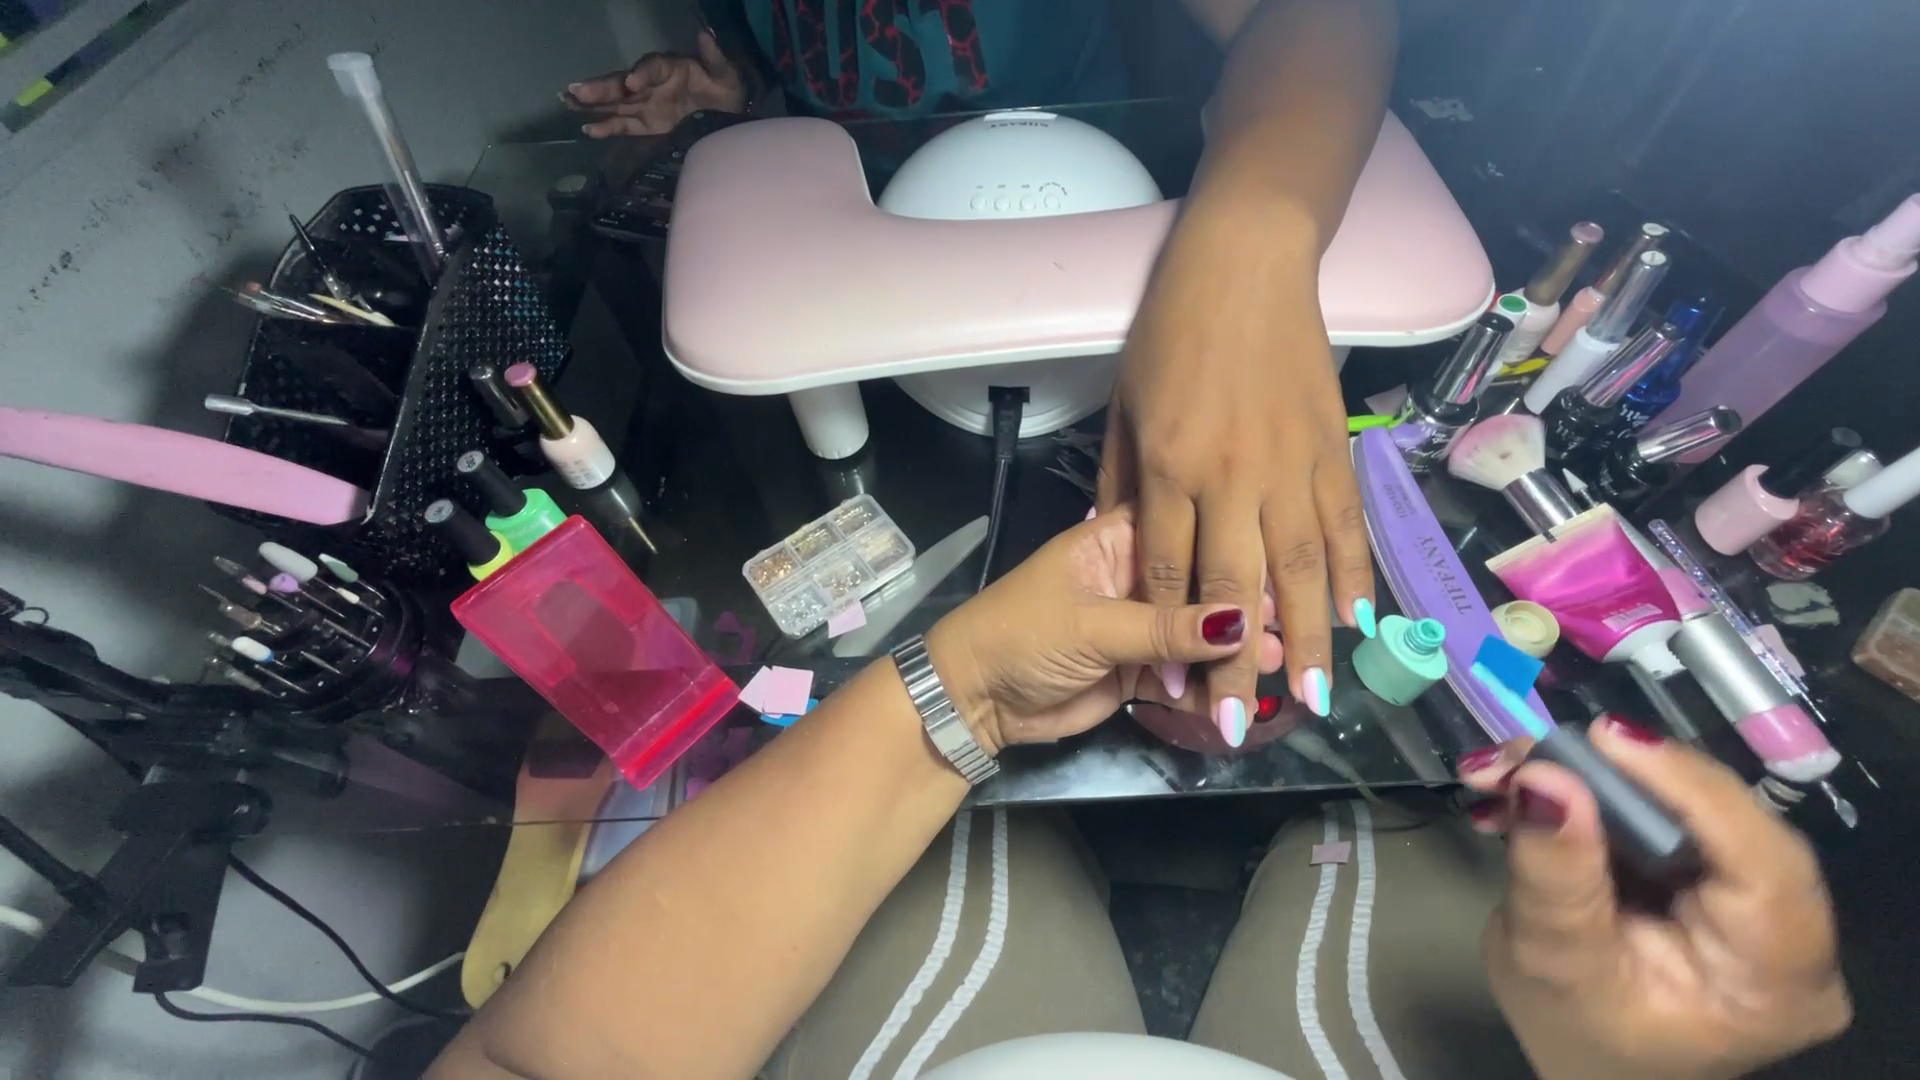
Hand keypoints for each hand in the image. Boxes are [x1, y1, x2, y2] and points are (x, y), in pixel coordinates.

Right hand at [561, 31, 746, 137]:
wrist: (726, 107)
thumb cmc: (724, 84)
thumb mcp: (724, 71)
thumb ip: (714, 58)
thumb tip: (706, 36)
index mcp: (668, 67)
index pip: (651, 68)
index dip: (642, 74)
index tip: (632, 83)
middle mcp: (650, 83)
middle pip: (622, 84)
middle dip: (601, 88)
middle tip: (577, 90)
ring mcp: (646, 103)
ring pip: (615, 103)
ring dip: (592, 104)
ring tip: (567, 102)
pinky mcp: (647, 123)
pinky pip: (625, 125)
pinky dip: (608, 128)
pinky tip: (588, 130)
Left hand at [924, 506, 1280, 754]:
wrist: (977, 698)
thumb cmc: (1022, 636)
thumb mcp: (1092, 626)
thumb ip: (1164, 628)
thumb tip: (1241, 624)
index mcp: (1116, 542)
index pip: (1185, 533)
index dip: (1231, 551)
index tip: (1280, 571)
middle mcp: (1135, 577)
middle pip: (1199, 587)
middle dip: (1241, 610)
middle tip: (1290, 627)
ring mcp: (1138, 626)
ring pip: (1196, 636)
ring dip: (1232, 653)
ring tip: (1279, 665)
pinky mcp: (1137, 670)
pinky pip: (1181, 677)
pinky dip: (1207, 690)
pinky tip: (1241, 701)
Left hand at [1098, 197, 1373, 741]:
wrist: (1243, 264)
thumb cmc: (1166, 335)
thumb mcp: (1121, 410)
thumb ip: (1119, 485)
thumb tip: (1115, 546)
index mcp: (1167, 469)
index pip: (1170, 571)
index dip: (1172, 638)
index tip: (1175, 690)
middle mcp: (1230, 477)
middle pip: (1233, 586)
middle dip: (1236, 664)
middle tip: (1244, 726)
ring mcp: (1289, 463)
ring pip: (1299, 568)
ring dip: (1307, 638)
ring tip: (1313, 696)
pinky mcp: (1332, 448)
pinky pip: (1344, 525)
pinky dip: (1353, 575)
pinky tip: (1358, 619)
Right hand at [1458, 718, 1850, 1079]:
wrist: (1583, 1056)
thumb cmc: (1574, 1028)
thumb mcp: (1550, 957)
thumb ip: (1553, 872)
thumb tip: (1543, 779)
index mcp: (1771, 975)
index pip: (1762, 863)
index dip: (1691, 789)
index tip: (1605, 738)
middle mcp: (1781, 930)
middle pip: (1715, 822)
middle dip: (1610, 774)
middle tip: (1518, 755)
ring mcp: (1741, 901)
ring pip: (1672, 806)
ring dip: (1577, 777)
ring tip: (1495, 772)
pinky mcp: (1698, 878)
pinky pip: (1644, 815)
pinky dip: (1575, 793)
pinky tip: (1514, 793)